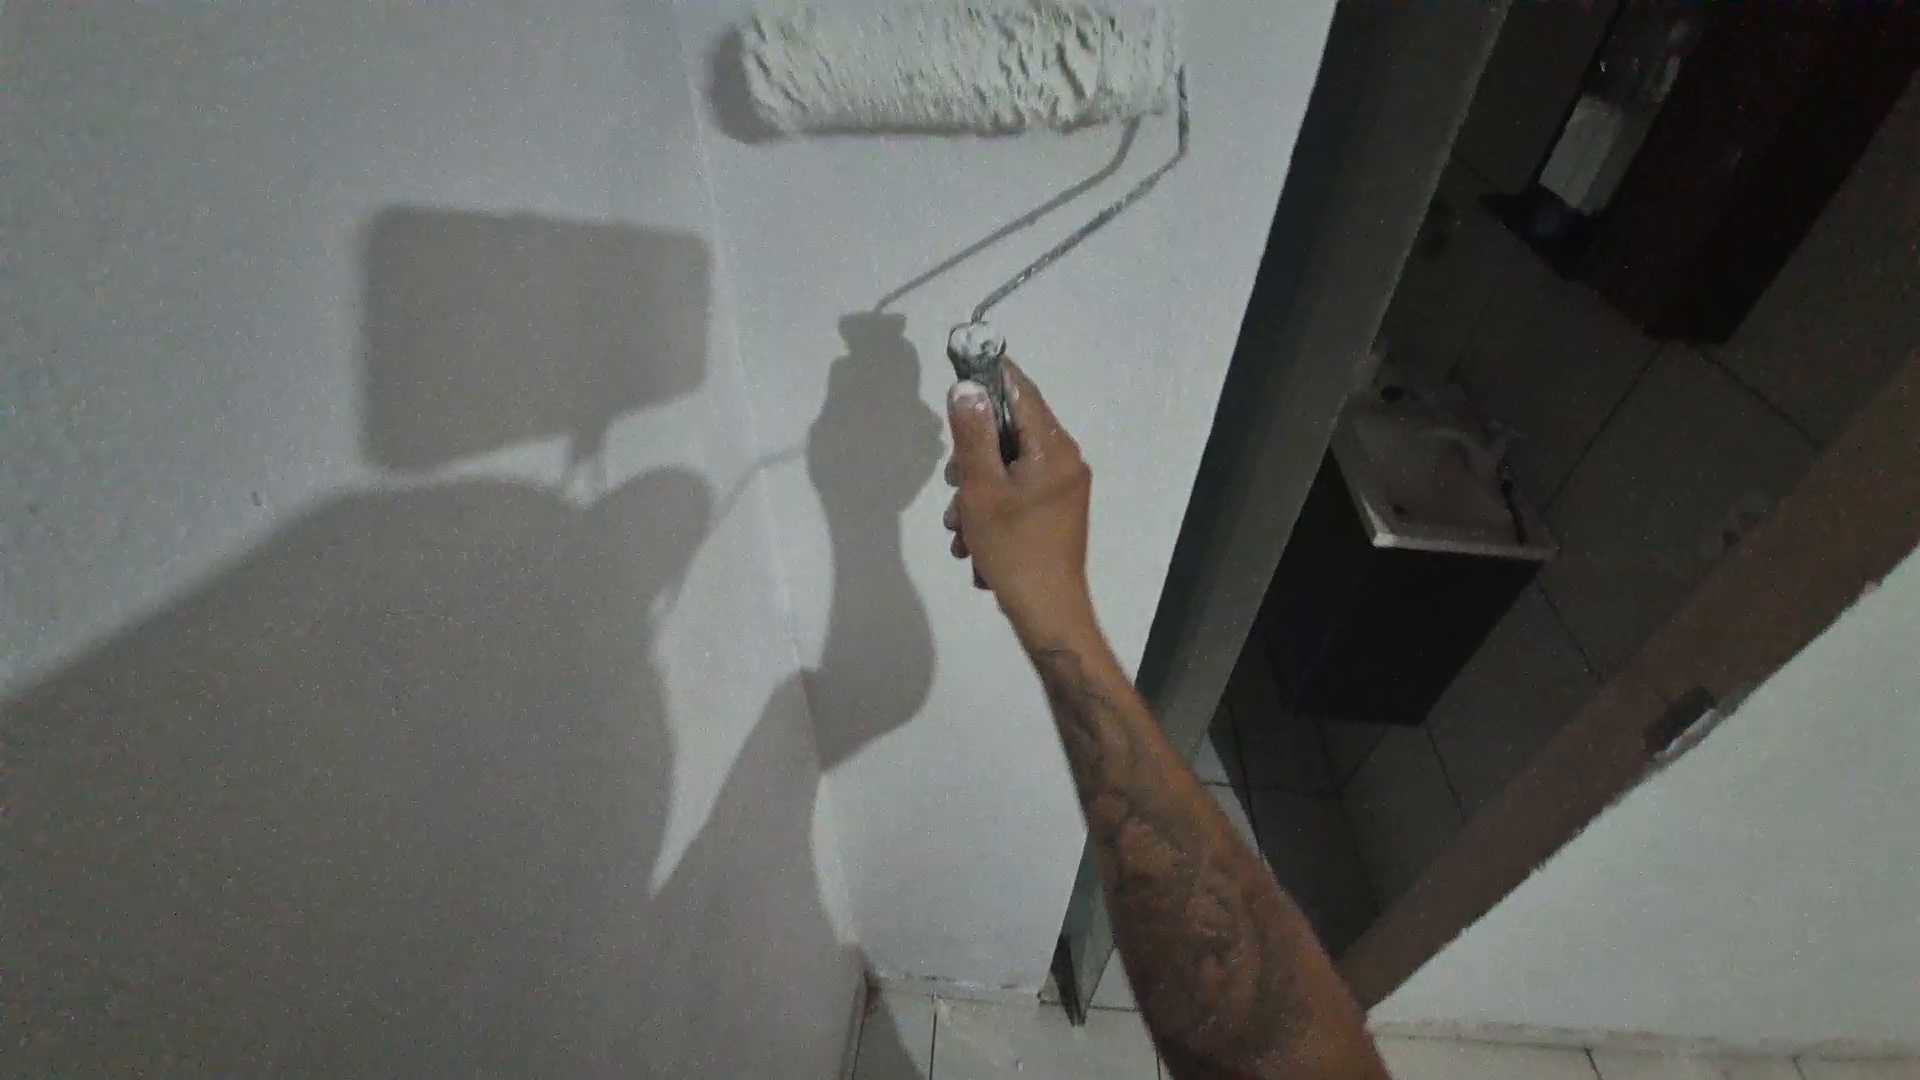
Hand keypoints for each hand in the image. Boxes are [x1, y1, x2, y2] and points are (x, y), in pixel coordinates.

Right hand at [943, 361, 1098, 649]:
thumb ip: (971, 435)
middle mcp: (1066, 461)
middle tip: (953, 486)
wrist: (1048, 613)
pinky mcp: (1056, 513)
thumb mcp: (981, 489)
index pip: (1021, 392)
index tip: (961, 368)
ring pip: (1008, 469)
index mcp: (1054, 449)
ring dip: (975, 494)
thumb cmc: (1014, 549)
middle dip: (972, 459)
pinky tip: (974, 545)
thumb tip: (966, 388)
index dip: (990, 375)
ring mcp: (1063, 490)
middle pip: (1010, 434)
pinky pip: (1018, 494)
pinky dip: (992, 511)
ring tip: (959, 530)